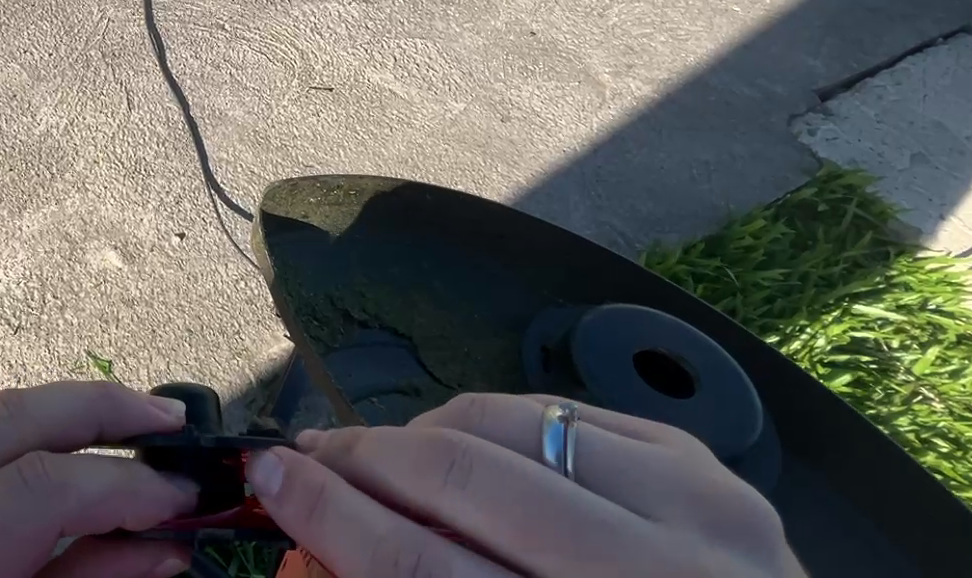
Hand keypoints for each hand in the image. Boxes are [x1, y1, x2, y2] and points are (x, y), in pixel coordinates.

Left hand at [0, 381, 200, 576]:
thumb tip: (164, 542)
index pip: (30, 491)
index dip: (118, 483)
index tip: (179, 491)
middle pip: (5, 419)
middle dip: (99, 408)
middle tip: (169, 420)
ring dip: (64, 415)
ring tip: (132, 423)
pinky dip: (20, 439)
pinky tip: (66, 444)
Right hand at [247, 393, 804, 577]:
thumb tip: (305, 544)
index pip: (424, 571)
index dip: (329, 517)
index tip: (267, 474)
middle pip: (459, 480)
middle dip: (357, 458)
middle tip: (303, 453)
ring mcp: (702, 515)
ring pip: (498, 425)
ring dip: (415, 436)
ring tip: (384, 460)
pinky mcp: (705, 467)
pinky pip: (545, 409)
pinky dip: (482, 424)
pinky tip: (465, 454)